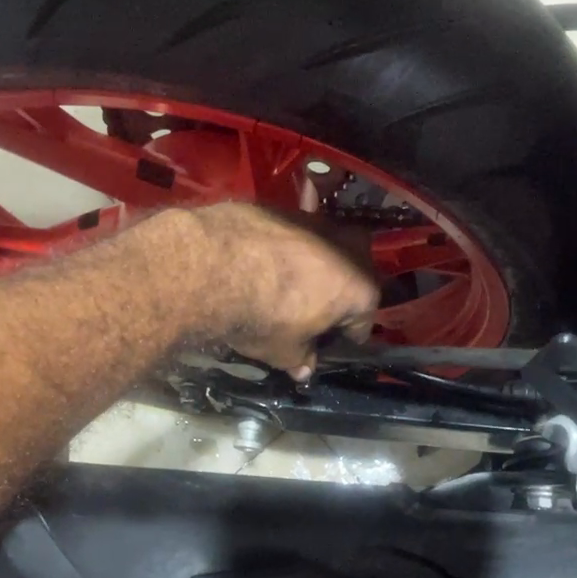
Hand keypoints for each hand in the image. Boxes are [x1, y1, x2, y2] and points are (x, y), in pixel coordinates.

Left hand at [178, 202, 379, 377]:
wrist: (214, 264)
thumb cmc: (263, 316)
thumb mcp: (284, 352)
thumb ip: (300, 360)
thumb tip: (303, 370)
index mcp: (360, 290)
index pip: (362, 324)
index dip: (342, 339)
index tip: (325, 345)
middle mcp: (350, 250)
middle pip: (351, 278)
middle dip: (334, 295)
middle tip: (308, 313)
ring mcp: (319, 222)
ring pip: (325, 252)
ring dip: (311, 269)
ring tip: (282, 288)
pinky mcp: (286, 208)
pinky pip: (294, 236)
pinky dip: (284, 250)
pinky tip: (259, 265)